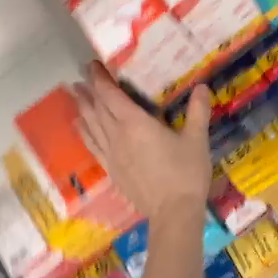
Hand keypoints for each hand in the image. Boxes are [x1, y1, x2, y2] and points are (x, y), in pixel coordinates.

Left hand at [73, 63, 210, 223]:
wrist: (173, 212)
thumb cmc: (186, 173)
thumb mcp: (197, 140)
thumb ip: (197, 111)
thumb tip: (202, 87)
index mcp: (136, 124)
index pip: (111, 95)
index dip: (100, 79)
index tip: (93, 65)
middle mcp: (118, 136)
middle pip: (97, 109)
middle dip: (88, 91)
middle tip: (80, 78)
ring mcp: (112, 155)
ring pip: (91, 127)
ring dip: (82, 109)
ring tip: (75, 96)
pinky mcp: (112, 171)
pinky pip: (93, 146)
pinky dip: (84, 133)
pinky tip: (80, 128)